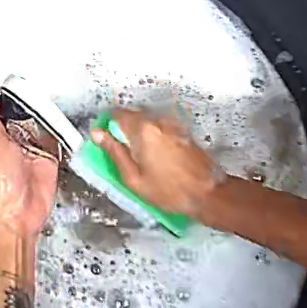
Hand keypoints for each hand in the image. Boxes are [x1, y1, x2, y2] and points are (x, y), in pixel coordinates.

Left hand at [0, 96, 56, 238]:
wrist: (20, 211)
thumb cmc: (2, 185)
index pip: (5, 117)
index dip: (11, 104)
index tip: (18, 88)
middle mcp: (17, 147)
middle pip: (27, 122)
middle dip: (33, 112)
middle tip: (41, 96)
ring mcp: (34, 155)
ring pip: (43, 131)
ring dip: (48, 123)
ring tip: (54, 108)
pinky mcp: (50, 162)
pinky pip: (57, 145)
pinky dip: (61, 136)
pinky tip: (63, 127)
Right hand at [90, 109, 224, 218]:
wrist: (207, 193)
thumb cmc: (171, 191)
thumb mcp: (133, 178)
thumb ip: (114, 152)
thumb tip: (98, 134)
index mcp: (144, 130)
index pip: (117, 114)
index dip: (108, 124)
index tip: (104, 137)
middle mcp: (159, 121)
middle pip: (132, 114)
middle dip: (123, 128)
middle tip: (121, 150)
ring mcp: (172, 124)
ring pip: (146, 120)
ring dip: (139, 132)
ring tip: (140, 157)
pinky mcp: (182, 130)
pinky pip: (160, 126)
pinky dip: (153, 136)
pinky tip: (156, 157)